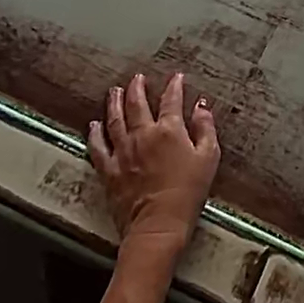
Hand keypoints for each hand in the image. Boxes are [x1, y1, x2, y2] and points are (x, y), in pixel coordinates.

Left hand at [88, 72, 219, 257]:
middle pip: (136, 104)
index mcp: (169, 130)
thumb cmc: (188, 192)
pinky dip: (95, 133)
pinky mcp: (109, 170)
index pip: (171, 100)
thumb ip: (205, 128)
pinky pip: (98, 146)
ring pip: (114, 119)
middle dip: (137, 87)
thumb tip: (201, 107)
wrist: (159, 224)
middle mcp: (143, 135)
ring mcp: (122, 151)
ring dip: (114, 102)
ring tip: (114, 91)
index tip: (177, 78)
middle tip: (137, 78)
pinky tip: (94, 124)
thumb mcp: (209, 157)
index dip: (175, 86)